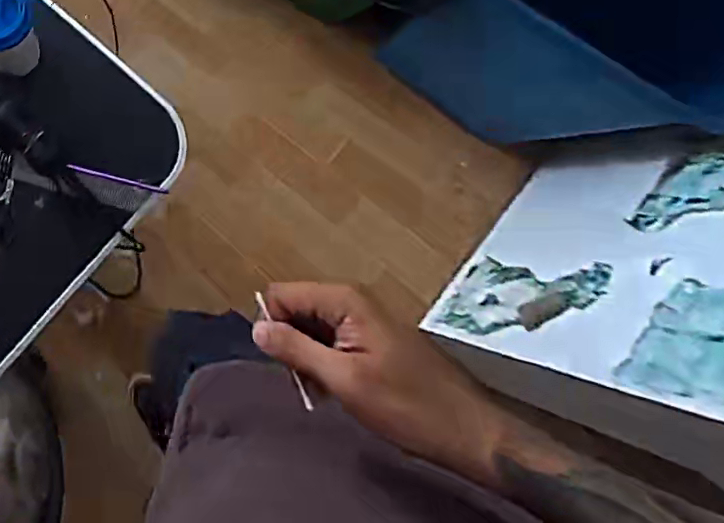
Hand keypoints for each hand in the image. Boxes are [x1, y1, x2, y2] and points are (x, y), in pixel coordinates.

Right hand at [254, 282, 509, 481]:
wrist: (468, 430)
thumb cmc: (407, 405)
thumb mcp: (344, 380)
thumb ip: (296, 349)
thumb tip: (256, 328)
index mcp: (343, 299)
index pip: (281, 294)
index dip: (274, 326)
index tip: (286, 364)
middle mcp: (349, 299)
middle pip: (295, 308)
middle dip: (291, 343)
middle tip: (308, 382)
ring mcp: (361, 317)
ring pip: (310, 326)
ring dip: (307, 357)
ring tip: (325, 390)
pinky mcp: (369, 336)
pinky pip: (329, 338)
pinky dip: (325, 362)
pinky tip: (337, 389)